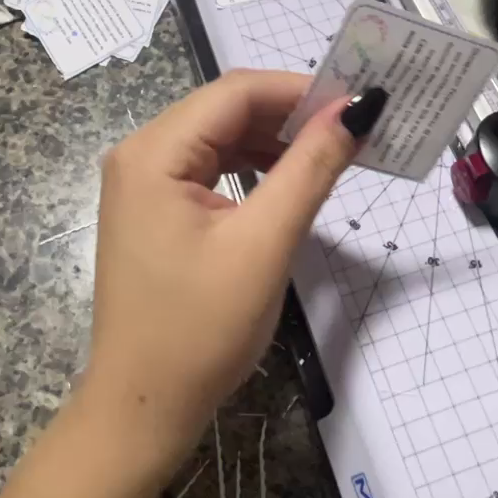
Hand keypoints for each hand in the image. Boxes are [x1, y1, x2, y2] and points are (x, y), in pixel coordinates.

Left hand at [80, 70, 379, 468]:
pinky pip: (208, 166)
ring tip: (330, 151)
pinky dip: (251, 166)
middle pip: (225, 110)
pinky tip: (287, 177)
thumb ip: (310, 169)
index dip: (299, 90)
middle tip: (352, 128)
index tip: (357, 101)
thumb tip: (356, 109)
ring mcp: (143, 182)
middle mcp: (140, 154)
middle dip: (289, 114)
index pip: (235, 92)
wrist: (143, 407)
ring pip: (219, 137)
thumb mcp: (264, 244)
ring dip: (273, 139)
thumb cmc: (201, 330)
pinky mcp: (154, 207)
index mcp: (153, 152)